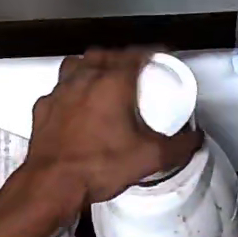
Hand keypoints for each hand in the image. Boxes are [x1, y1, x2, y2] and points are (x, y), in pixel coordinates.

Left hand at [24, 48, 201, 210]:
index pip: (137, 53)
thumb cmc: (95, 166)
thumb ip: (179, 146)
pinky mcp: (44, 108)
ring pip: (78, 64)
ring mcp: (60, 92)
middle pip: (106, 54)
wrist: (52, 184)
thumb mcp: (150, 158)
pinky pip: (59, 88)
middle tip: (135, 67)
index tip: (161, 55)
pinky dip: (71, 90)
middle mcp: (84, 80)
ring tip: (104, 77)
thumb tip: (193, 140)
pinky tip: (76, 103)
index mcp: (112, 82)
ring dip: (93, 66)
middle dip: (122, 56)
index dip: (153, 51)